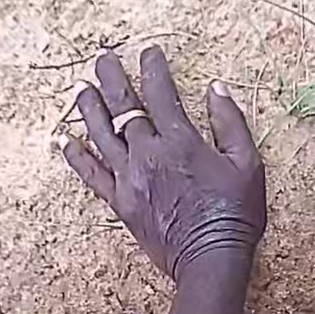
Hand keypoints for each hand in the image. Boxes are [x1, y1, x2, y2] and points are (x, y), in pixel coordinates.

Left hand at [63, 47, 266, 280]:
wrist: (210, 259)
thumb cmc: (235, 214)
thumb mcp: (248, 166)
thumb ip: (230, 124)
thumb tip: (216, 89)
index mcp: (180, 141)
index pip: (160, 93)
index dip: (153, 68)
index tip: (149, 53)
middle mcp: (148, 154)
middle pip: (123, 107)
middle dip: (113, 79)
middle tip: (104, 60)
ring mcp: (130, 178)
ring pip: (101, 134)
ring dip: (89, 109)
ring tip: (82, 90)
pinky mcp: (121, 203)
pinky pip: (92, 175)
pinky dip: (77, 156)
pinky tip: (66, 141)